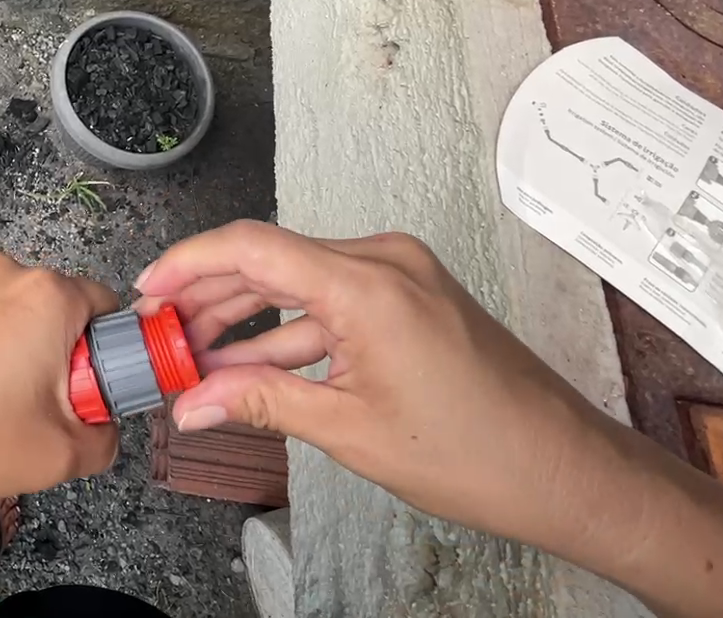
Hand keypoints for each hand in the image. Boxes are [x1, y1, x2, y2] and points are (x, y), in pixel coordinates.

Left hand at [0, 253, 120, 507]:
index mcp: (48, 295)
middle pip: (62, 310)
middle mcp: (6, 273)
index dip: (109, 355)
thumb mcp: (60, 456)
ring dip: (23, 355)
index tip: (91, 394)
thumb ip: (105, 438)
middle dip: (64, 357)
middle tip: (46, 411)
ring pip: (19, 317)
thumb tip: (103, 427)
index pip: (108, 308)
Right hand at [135, 221, 622, 547]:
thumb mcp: (349, 430)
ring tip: (191, 348)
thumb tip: (189, 405)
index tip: (147, 289)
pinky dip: (282, 328)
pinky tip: (242, 357)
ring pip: (289, 279)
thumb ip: (257, 403)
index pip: (251, 247)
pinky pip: (322, 299)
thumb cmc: (478, 456)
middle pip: (264, 258)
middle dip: (205, 293)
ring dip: (240, 313)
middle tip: (160, 328)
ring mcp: (393, 272)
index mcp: (367, 285)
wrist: (575, 475)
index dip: (187, 262)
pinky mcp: (400, 292)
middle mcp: (379, 260)